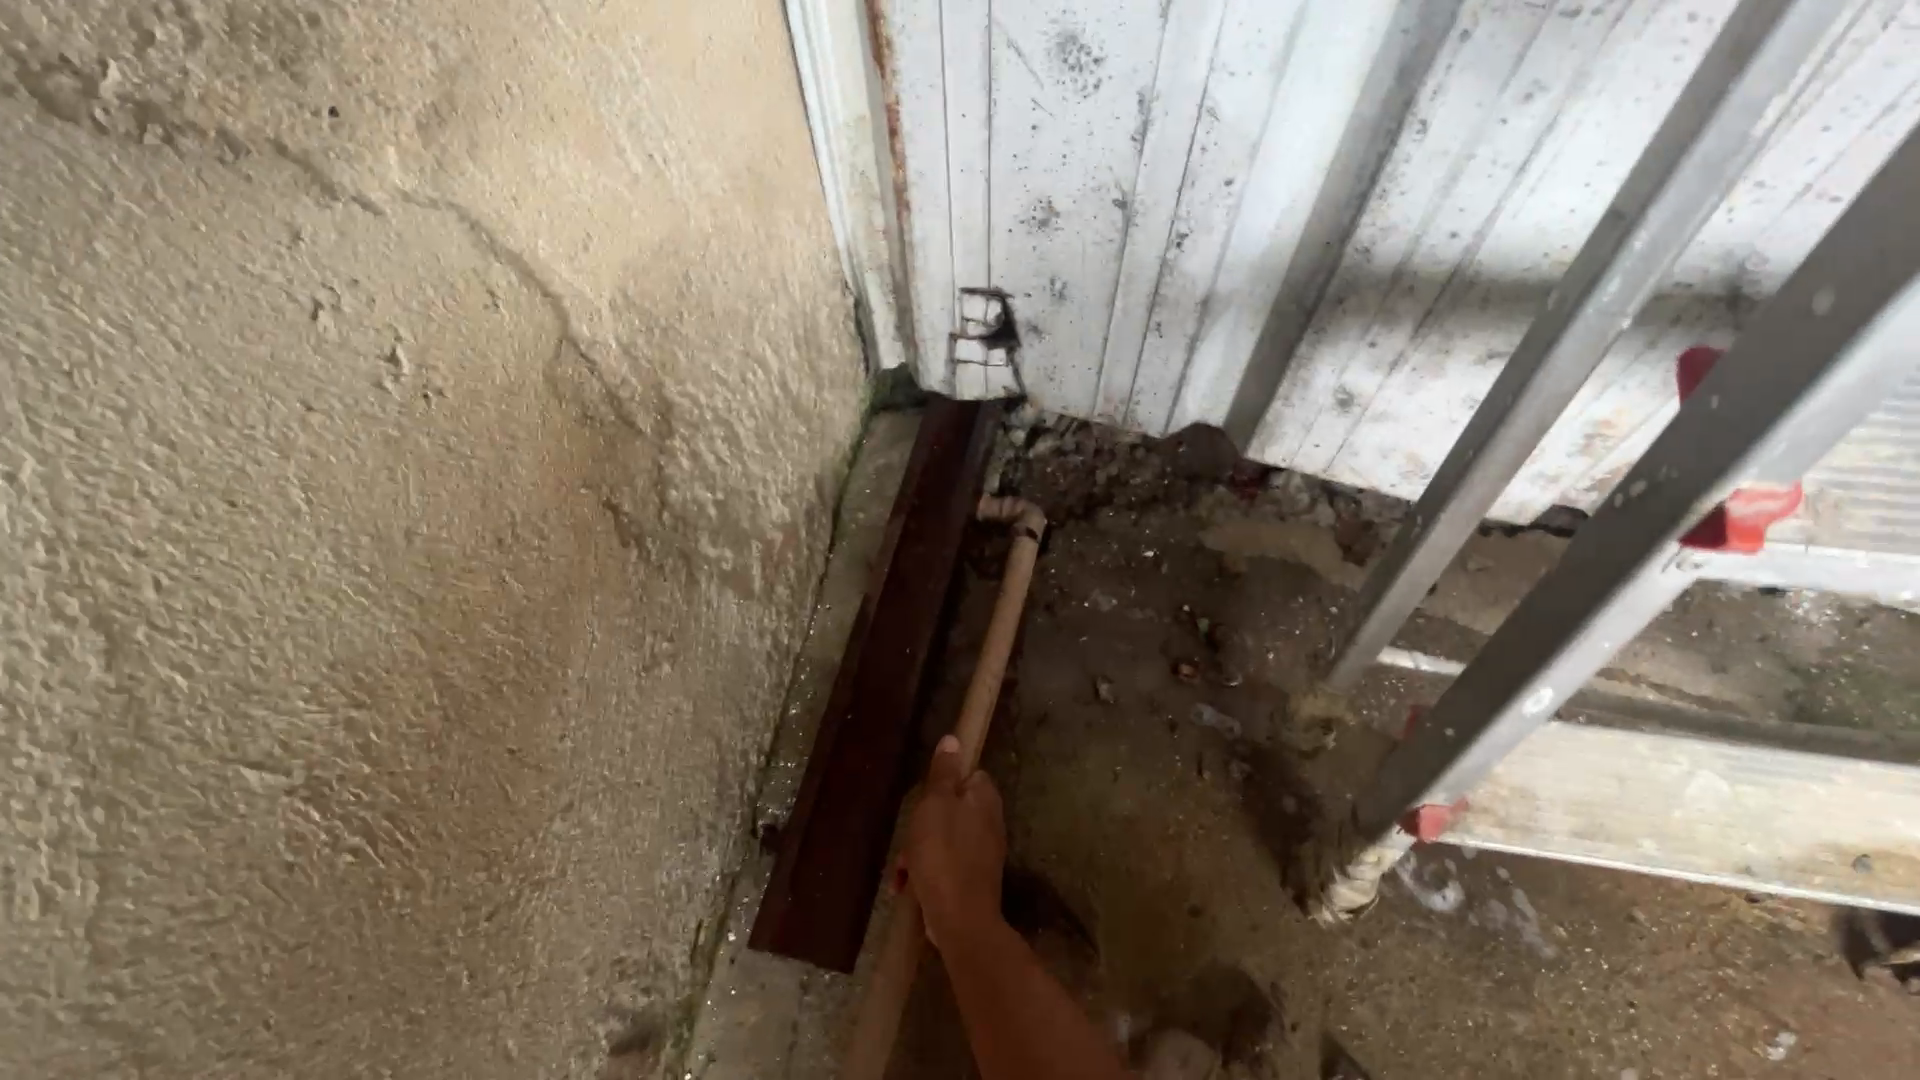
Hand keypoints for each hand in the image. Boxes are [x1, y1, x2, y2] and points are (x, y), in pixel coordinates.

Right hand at [900, 735, 1006, 951]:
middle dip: (923, 824)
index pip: (969, 774)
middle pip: (952, 809)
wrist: (959, 919)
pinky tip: (907, 888)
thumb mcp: (935, 804)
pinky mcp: (972, 880)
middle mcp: (990, 823)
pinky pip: (944, 865)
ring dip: (919, 852)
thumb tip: (954, 739)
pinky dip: (926, 873)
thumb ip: (943, 772)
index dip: (945, 782)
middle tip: (909, 837)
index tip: (925, 795)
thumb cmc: (943, 853)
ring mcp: (982, 854)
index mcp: (985, 799)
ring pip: (943, 839)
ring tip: (903, 870)